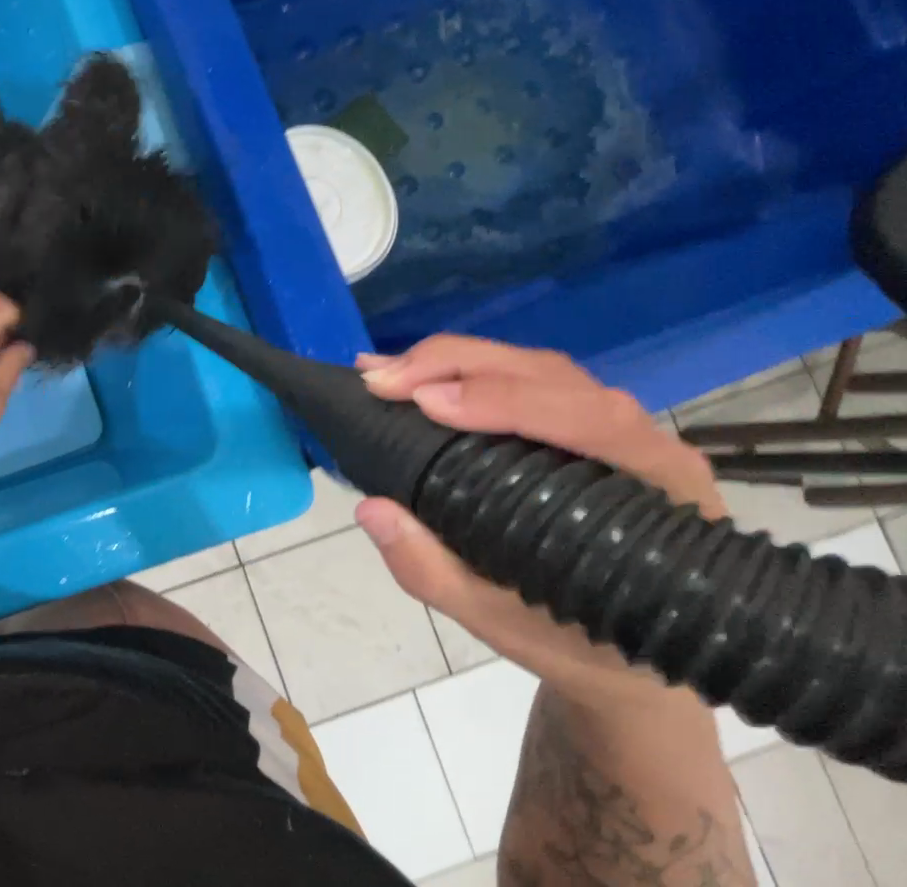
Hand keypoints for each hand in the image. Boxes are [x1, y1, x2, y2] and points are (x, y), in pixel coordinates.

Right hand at [353, 335, 726, 707]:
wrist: (626, 664)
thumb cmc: (578, 647)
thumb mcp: (503, 625)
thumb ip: (435, 572)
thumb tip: (370, 510)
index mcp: (655, 491)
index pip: (588, 418)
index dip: (505, 400)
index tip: (425, 404)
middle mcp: (639, 445)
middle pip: (551, 376)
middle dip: (457, 367)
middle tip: (377, 381)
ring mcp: (606, 430)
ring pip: (533, 368)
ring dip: (451, 362)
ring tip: (379, 374)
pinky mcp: (571, 427)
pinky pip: (520, 382)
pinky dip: (458, 373)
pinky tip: (410, 380)